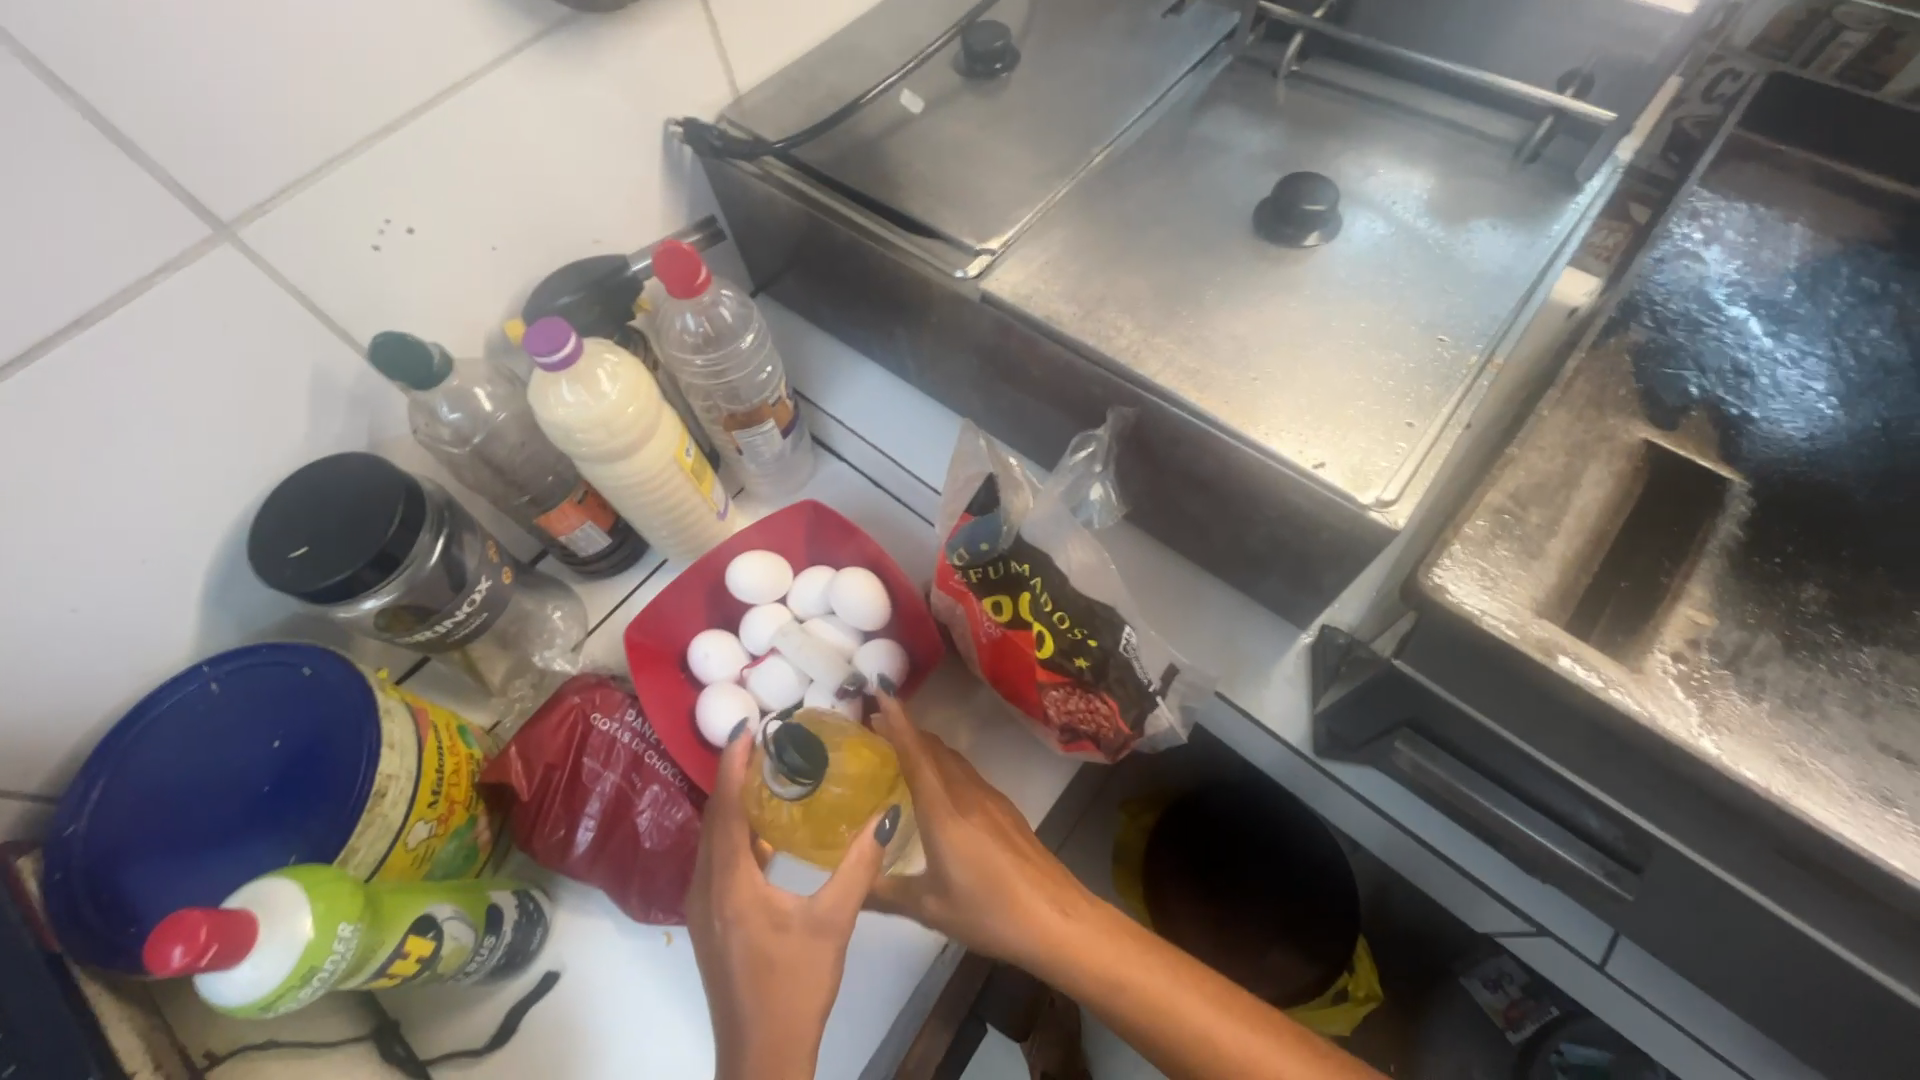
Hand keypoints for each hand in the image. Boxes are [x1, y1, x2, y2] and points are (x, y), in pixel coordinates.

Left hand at [686, 725, 901, 1079]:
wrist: (761, 1055)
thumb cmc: (795, 986)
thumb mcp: (834, 922)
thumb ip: (859, 867)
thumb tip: (886, 816)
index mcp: (730, 883)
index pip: (726, 807)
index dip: (733, 765)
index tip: (746, 727)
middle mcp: (706, 889)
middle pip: (714, 819)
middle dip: (733, 778)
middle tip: (762, 742)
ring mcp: (703, 909)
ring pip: (713, 842)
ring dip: (733, 806)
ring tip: (765, 776)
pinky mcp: (711, 924)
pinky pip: (718, 863)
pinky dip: (736, 837)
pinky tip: (767, 834)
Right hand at [867, 691, 1097, 971]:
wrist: (1056, 919)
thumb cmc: (990, 912)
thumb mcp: (929, 907)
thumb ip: (883, 893)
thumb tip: (845, 888)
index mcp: (944, 810)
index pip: (915, 752)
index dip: (896, 721)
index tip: (878, 691)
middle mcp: (967, 794)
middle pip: (933, 749)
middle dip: (905, 730)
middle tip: (874, 722)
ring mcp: (992, 800)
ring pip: (953, 760)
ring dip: (926, 747)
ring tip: (900, 750)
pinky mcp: (1006, 812)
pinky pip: (968, 775)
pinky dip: (945, 767)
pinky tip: (938, 789)